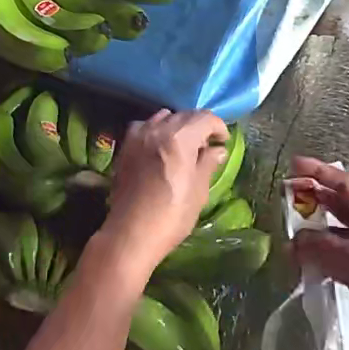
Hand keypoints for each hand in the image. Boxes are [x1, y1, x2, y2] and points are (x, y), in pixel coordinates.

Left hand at [100, 110, 227, 271]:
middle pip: (184, 115)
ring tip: (184, 144)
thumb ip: (208, 163)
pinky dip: (156, 129)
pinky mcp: (125, 148)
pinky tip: (159, 146)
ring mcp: (138, 136)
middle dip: (199, 125)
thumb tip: (217, 150)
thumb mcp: (199, 190)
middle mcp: (158, 129)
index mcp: (180, 137)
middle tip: (208, 144)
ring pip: (163, 117)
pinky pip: (144, 126)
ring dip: (177, 125)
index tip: (223, 141)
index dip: (219, 127)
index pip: (205, 118)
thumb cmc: (171, 215)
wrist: (130, 235)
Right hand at [288, 157, 348, 349]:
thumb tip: (295, 241)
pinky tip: (302, 262)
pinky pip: (337, 257)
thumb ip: (325, 248)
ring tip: (287, 231)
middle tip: (284, 194)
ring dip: (313, 231)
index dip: (320, 173)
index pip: (345, 186)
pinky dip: (320, 256)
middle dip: (314, 198)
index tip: (294, 164)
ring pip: (336, 233)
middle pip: (340, 206)